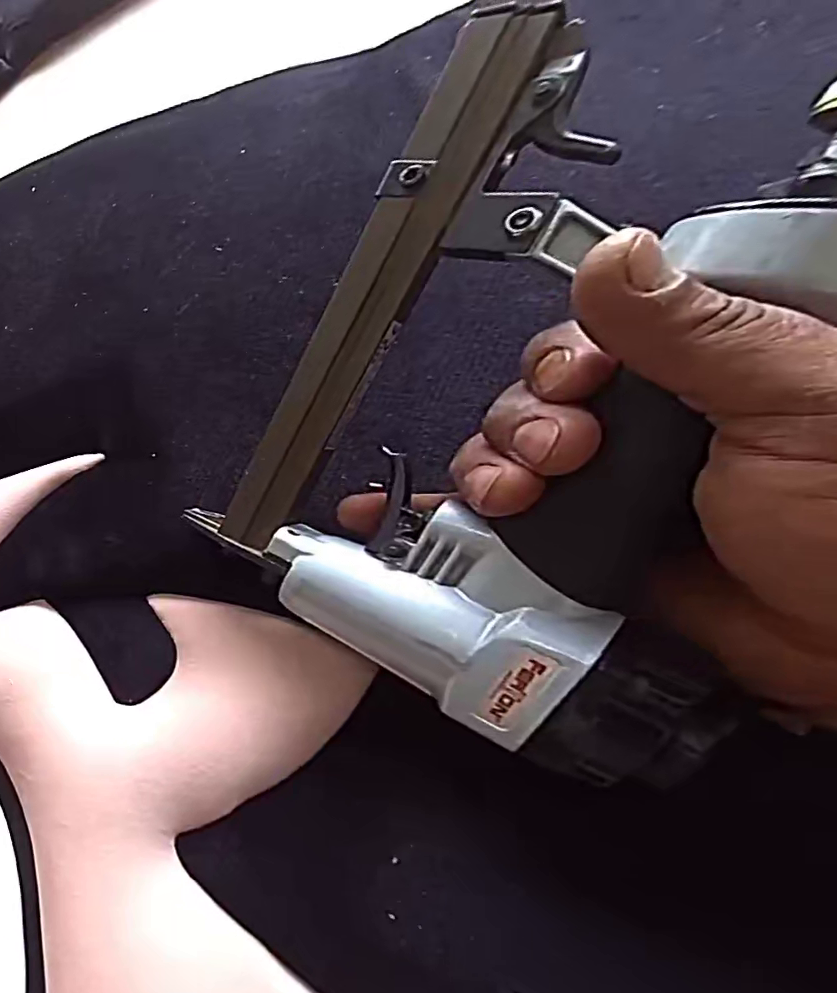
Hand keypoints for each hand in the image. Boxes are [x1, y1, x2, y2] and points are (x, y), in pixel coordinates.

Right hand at [340, 228, 836, 725]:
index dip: (564, 358)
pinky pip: (476, 521)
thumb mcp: (803, 403)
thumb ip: (699, 332)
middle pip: (527, 401)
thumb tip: (617, 258)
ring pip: (493, 458)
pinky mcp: (561, 541)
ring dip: (482, 472)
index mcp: (706, 377)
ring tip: (516, 497)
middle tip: (561, 454)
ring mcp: (595, 488)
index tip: (578, 381)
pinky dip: (428, 517)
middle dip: (523, 426)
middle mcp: (641, 428)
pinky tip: (389, 515)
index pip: (594, 340)